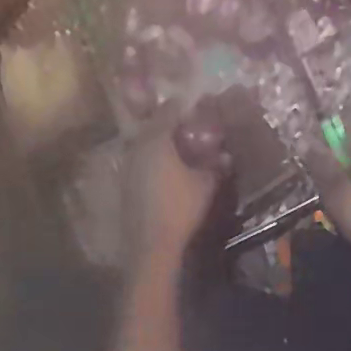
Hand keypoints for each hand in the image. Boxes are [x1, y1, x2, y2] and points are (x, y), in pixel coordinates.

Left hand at [125, 101, 229, 270]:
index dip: (183, 107)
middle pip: (153, 126)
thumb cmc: (181, 208)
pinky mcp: (126, 183)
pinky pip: (141, 161)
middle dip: (171, 126)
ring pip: (145, 144)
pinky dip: (154, 160)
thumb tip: (224, 156)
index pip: (168, 111)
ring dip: (162, 144)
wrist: (152, 243)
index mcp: (156, 140)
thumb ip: (215, 166)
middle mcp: (137, 146)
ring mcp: (128, 165)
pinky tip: (168, 172)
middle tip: (191, 129)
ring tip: (181, 150)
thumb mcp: (206, 185)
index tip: (196, 107)